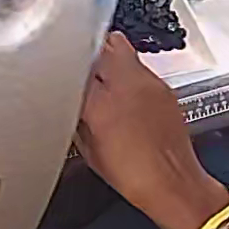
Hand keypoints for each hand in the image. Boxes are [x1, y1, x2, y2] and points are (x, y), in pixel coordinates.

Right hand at [76, 32, 228, 228]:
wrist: (172, 184)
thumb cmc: (133, 176)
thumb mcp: (89, 150)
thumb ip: (75, 119)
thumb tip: (68, 104)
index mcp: (99, 103)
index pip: (73, 65)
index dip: (63, 67)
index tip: (56, 75)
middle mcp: (126, 84)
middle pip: (100, 44)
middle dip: (86, 55)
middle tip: (79, 74)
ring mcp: (149, 82)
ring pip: (122, 49)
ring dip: (108, 61)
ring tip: (102, 86)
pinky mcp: (163, 87)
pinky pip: (139, 68)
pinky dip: (127, 76)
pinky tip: (124, 99)